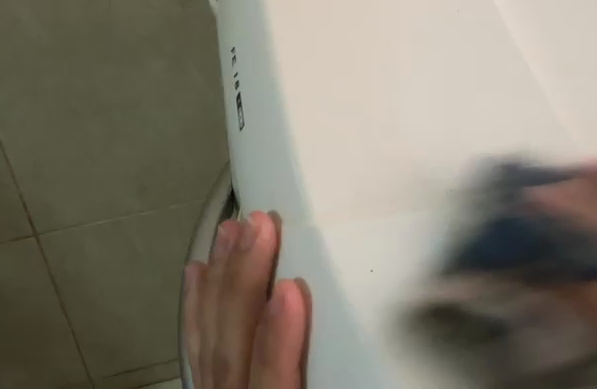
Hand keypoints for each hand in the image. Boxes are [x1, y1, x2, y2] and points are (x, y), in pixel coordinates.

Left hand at [184, 210, 309, 388]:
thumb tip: (402, 353)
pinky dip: (196, 306)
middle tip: (259, 223)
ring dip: (219, 279)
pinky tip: (196, 269)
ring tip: (229, 228)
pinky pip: (194, 347)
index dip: (277, 337)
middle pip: (231, 348)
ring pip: (209, 339)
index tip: (290, 287)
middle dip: (243, 282)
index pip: (271, 381)